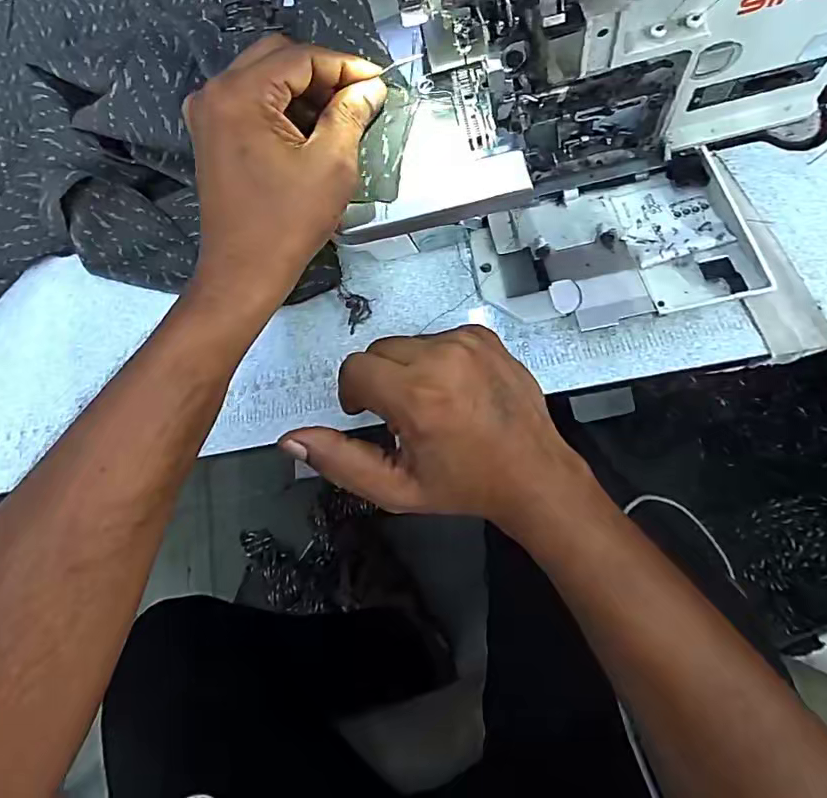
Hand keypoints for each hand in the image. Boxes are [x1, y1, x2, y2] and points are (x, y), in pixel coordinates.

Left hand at [183, 34, 385, 304]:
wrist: (245, 268)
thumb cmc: (286, 222)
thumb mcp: (332, 163)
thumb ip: (350, 114)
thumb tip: (369, 88)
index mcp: (239, 96)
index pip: (299, 57)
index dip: (344, 64)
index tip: (377, 80)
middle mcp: (215, 95)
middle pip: (278, 56)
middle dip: (324, 71)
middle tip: (360, 95)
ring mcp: (210, 114)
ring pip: (266, 76)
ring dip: (306, 88)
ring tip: (342, 115)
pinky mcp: (214, 133)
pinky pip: (254, 100)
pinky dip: (286, 105)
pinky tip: (315, 129)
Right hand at [279, 326, 601, 531]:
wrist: (531, 470)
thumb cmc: (470, 482)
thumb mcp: (396, 488)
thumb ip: (339, 461)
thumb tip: (295, 439)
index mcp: (419, 395)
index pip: (355, 368)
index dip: (355, 395)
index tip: (370, 413)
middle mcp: (445, 359)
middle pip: (379, 351)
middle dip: (381, 381)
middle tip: (405, 415)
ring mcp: (469, 343)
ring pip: (409, 343)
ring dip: (411, 368)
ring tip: (435, 404)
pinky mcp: (485, 337)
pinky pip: (440, 337)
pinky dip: (439, 358)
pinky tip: (456, 389)